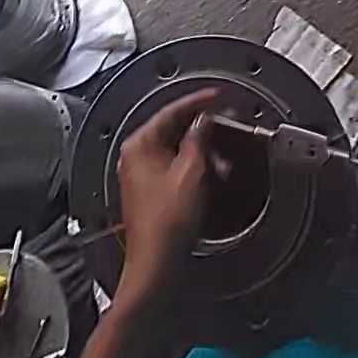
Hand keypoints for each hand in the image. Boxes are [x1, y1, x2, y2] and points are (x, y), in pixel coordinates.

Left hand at [115, 89, 219, 302]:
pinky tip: (208, 175)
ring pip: (173, 148)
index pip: (171, 111)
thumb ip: (198, 139)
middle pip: (172, 128)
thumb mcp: (192, 172)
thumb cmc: (168, 223)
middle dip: (200, 128)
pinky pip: (172, 165)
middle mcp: (135, 155)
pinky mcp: (147, 188)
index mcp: (139, 145)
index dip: (197, 101)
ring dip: (199, 150)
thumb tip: (203, 121)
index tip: (216, 95)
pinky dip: (191, 166)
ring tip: (219, 158)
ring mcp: (139, 172)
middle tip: (222, 120)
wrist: (157, 262)